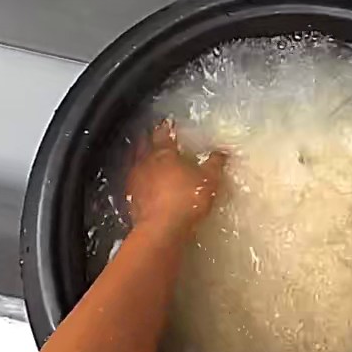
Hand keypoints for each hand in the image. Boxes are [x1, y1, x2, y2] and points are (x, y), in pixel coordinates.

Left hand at [127, 122, 225, 239]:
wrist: (162, 229)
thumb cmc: (187, 199)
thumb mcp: (209, 180)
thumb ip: (214, 164)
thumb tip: (221, 153)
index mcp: (164, 154)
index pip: (163, 134)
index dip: (166, 127)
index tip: (167, 122)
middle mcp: (146, 163)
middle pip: (143, 144)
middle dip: (146, 137)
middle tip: (149, 133)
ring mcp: (135, 181)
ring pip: (133, 162)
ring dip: (137, 156)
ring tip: (141, 154)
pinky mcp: (130, 199)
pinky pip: (132, 182)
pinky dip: (136, 178)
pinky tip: (140, 182)